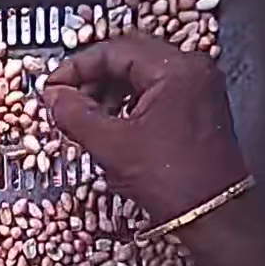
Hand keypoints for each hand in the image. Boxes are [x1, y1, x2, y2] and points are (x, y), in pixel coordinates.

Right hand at [41, 34, 250, 223]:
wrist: (211, 215)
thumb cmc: (169, 181)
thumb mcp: (111, 145)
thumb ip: (75, 114)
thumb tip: (53, 96)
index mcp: (175, 71)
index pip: (115, 50)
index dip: (77, 67)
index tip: (54, 87)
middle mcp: (192, 71)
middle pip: (129, 56)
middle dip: (92, 77)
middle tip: (66, 99)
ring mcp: (198, 88)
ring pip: (141, 74)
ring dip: (108, 90)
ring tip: (84, 116)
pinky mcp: (197, 108)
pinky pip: (154, 91)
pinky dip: (127, 102)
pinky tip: (110, 125)